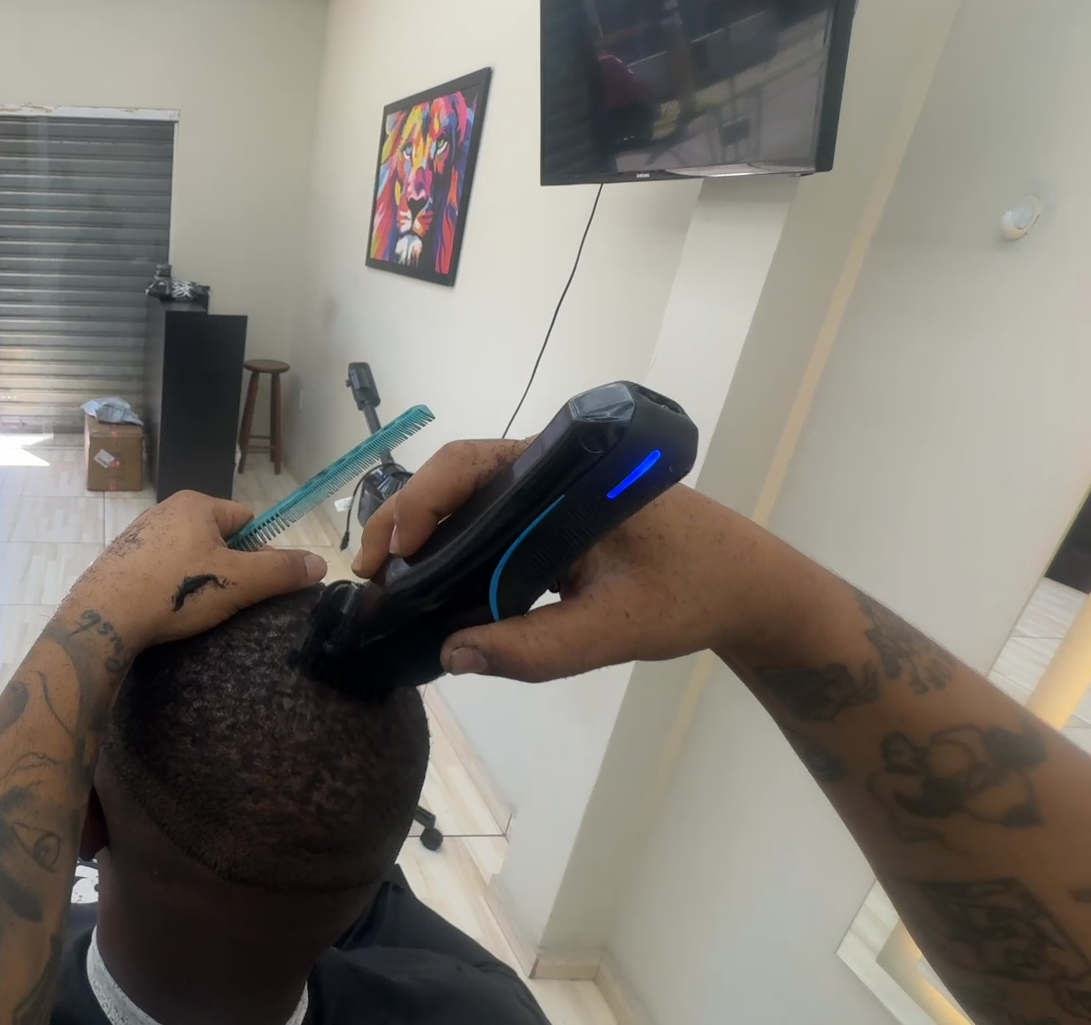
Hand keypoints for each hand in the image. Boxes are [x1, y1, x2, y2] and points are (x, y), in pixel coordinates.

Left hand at [64, 490, 327, 652]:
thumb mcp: (237, 582)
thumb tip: (320, 563)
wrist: (105, 617)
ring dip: (198, 577)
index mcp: (196, 504)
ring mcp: (139, 534)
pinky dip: (170, 585)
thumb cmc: (175, 591)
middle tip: (226, 600)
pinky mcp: (121, 559)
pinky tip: (168, 608)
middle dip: (227, 566)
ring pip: (188, 554)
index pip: (246, 520)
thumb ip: (281, 571)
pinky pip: (161, 568)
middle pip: (217, 537)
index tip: (254, 584)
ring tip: (195, 608)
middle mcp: (166, 510)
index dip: (258, 552)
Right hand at [352, 439, 818, 681]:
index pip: (471, 464)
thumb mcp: (619, 628)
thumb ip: (538, 648)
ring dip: (415, 532)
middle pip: (451, 476)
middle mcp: (544, 472)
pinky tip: (423, 576)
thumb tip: (450, 656)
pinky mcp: (541, 519)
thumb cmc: (697, 594)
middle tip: (366, 570)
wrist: (753, 589)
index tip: (395, 551)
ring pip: (459, 498)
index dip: (421, 502)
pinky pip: (479, 520)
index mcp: (565, 473)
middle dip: (400, 519)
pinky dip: (443, 545)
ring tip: (383, 575)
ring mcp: (541, 494)